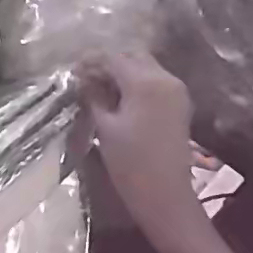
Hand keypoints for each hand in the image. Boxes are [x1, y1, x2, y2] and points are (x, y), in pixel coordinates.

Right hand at [79, 52, 201, 236]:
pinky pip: (155, 81)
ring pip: (145, 67)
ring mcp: (176, 90)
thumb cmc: (130, 163)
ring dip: (123, 71)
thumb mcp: (105, 127)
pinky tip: (118, 95)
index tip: (72, 70)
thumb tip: (84, 79)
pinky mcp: (179, 103)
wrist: (165, 195)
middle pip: (133, 57)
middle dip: (109, 63)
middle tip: (85, 77)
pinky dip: (136, 82)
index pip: (114, 58)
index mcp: (146, 82)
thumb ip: (94, 97)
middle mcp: (165, 79)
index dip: (91, 61)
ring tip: (99, 86)